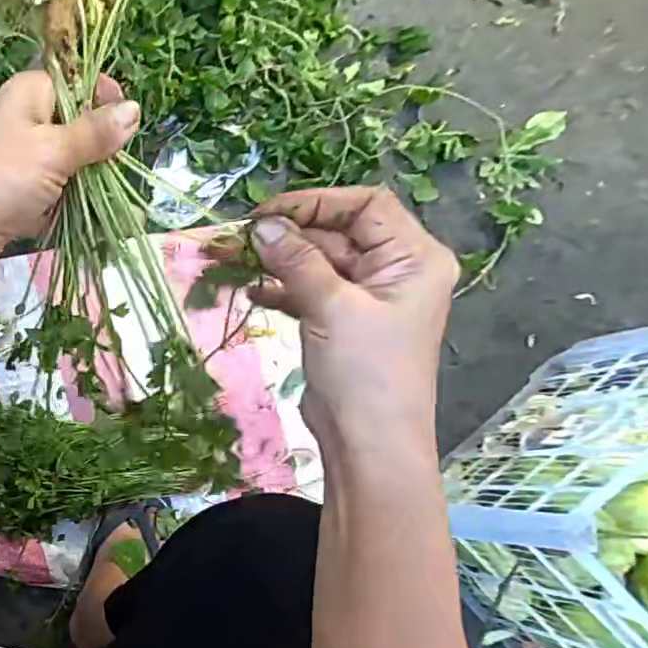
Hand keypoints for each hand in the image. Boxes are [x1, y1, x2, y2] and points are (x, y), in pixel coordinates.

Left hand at [0, 71, 138, 281]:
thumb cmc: (1, 177)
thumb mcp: (55, 149)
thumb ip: (96, 133)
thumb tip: (134, 109)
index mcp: (31, 95)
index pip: (77, 84)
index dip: (104, 99)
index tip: (126, 125)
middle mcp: (26, 124)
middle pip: (79, 130)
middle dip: (100, 153)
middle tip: (113, 172)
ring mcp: (23, 165)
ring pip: (71, 169)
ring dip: (87, 187)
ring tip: (102, 202)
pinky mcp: (20, 200)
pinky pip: (57, 200)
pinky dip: (69, 210)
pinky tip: (82, 221)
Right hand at [248, 187, 457, 449]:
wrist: (368, 444)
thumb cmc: (365, 372)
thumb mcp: (332, 307)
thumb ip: (297, 260)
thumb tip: (261, 226)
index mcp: (413, 257)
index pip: (366, 207)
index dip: (316, 203)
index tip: (268, 212)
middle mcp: (395, 272)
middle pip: (338, 235)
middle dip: (288, 236)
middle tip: (239, 238)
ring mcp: (367, 300)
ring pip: (318, 265)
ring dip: (278, 262)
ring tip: (233, 260)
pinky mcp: (342, 324)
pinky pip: (310, 293)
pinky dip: (282, 290)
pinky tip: (251, 289)